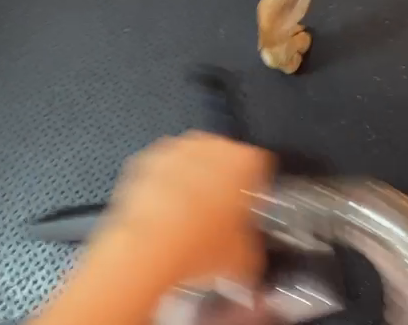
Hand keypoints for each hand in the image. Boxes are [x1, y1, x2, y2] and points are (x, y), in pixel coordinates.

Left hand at [81, 131, 275, 291]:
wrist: (148, 247)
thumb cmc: (193, 244)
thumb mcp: (242, 259)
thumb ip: (252, 250)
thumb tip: (247, 260)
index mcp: (244, 160)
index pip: (260, 165)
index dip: (255, 190)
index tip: (250, 208)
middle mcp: (212, 146)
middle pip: (225, 160)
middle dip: (223, 185)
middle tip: (220, 217)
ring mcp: (177, 149)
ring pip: (192, 163)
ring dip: (192, 183)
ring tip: (189, 222)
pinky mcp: (147, 159)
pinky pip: (163, 172)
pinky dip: (164, 189)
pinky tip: (164, 219)